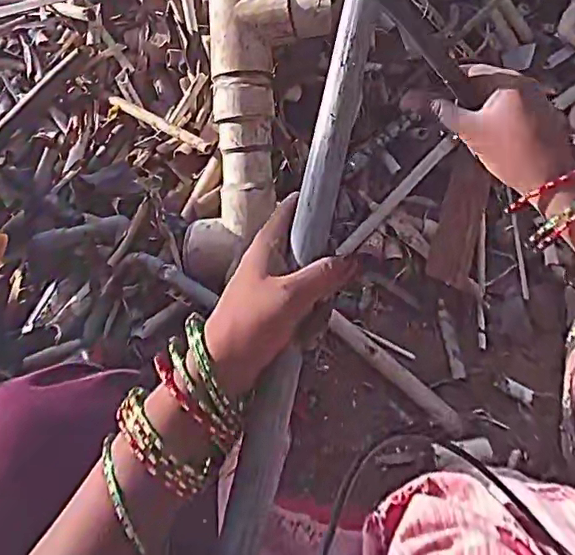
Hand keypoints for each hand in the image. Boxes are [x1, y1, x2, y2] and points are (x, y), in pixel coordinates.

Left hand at [203, 194, 358, 396]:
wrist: (222, 368)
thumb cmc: (247, 325)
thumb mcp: (291, 296)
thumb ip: (323, 275)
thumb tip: (351, 260)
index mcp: (267, 243)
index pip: (293, 207)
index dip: (317, 205)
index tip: (343, 213)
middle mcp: (271, 257)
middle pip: (310, 245)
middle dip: (327, 264)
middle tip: (334, 280)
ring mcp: (274, 282)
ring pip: (312, 276)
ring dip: (320, 297)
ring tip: (312, 315)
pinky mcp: (277, 305)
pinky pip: (306, 301)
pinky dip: (311, 314)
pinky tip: (305, 331)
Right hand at [402, 65, 574, 200]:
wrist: (553, 185)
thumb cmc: (517, 158)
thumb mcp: (472, 132)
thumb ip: (445, 112)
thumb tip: (422, 100)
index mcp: (510, 82)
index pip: (469, 70)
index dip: (448, 83)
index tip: (436, 94)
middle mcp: (527, 85)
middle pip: (484, 84)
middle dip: (466, 100)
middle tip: (454, 117)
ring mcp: (538, 100)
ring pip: (498, 98)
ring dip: (483, 110)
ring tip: (475, 131)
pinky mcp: (544, 116)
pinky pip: (514, 109)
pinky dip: (500, 118)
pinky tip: (494, 138)